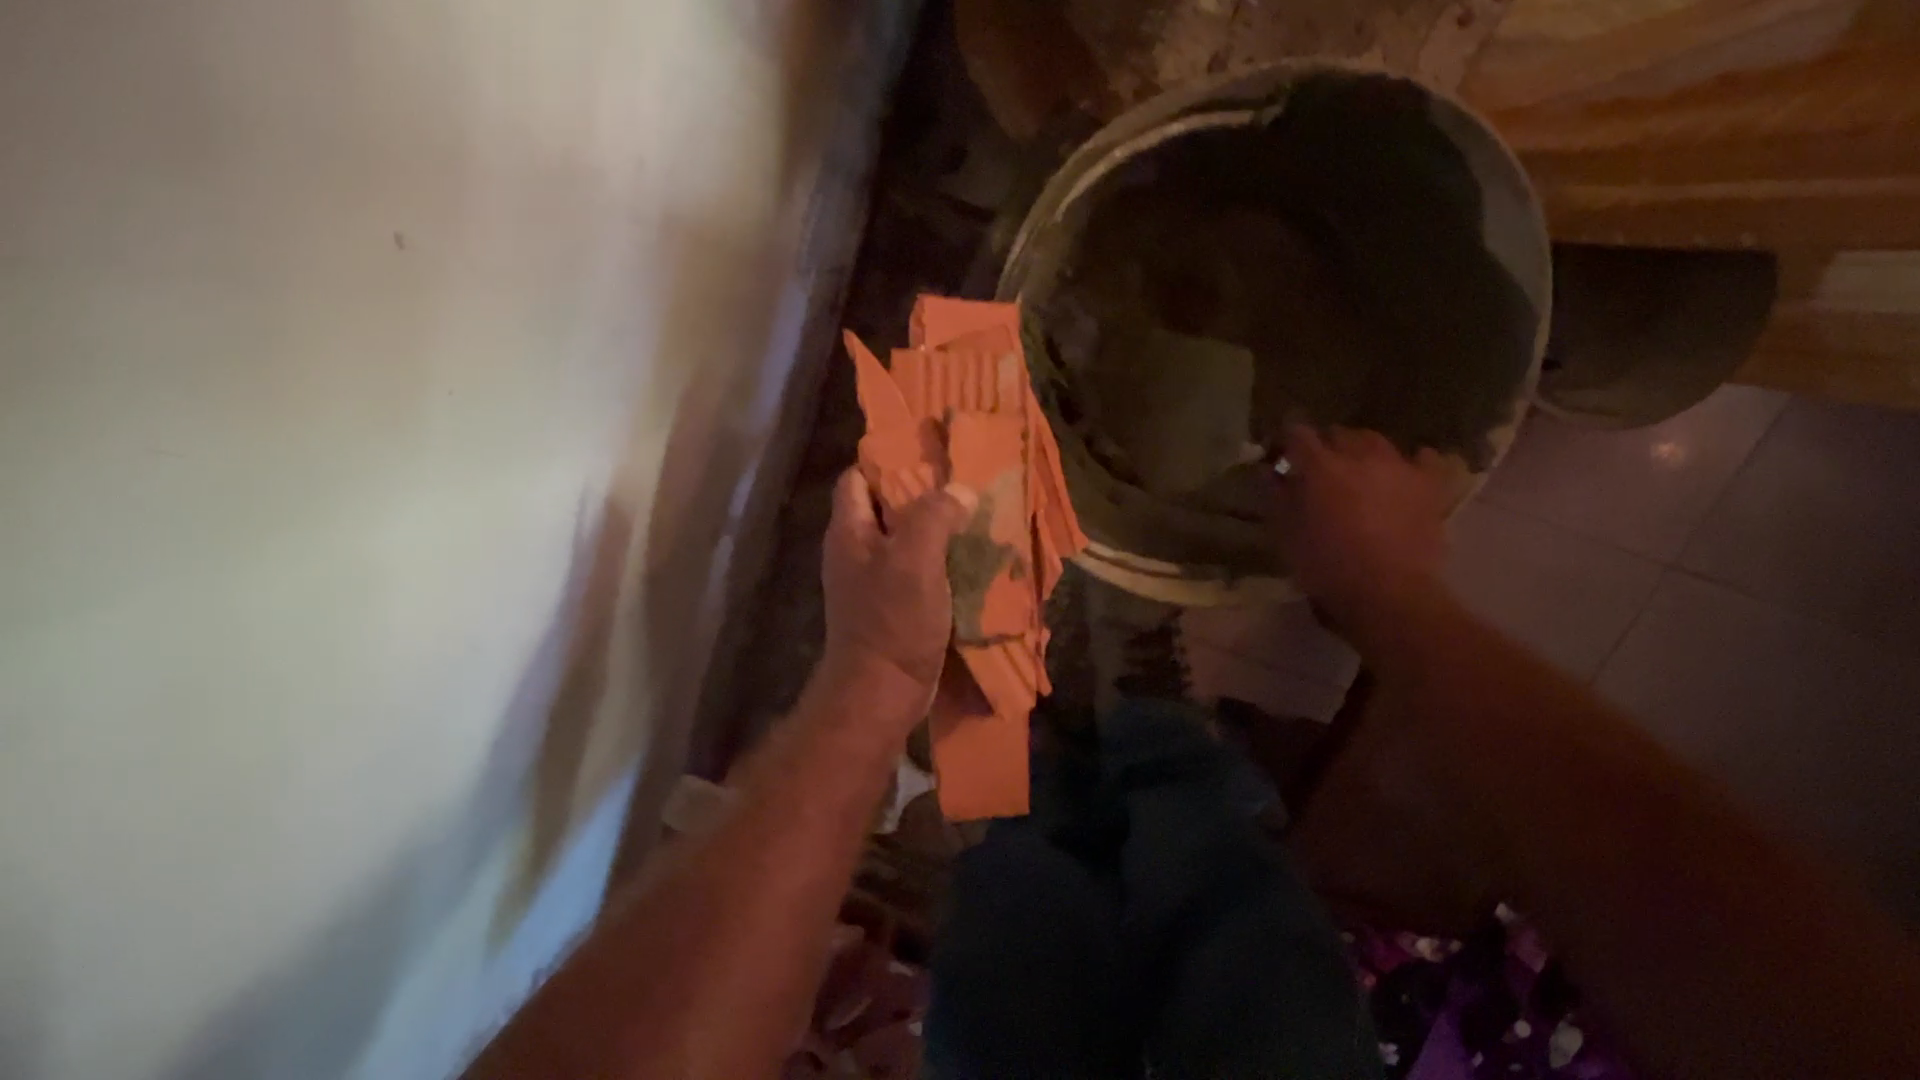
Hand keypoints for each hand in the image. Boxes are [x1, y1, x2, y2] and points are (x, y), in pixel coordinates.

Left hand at [821, 468, 976, 698]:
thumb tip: (959, 491)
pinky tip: (973, 559)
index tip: (927, 454)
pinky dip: (942, 563)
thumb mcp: (914, 559)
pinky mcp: (894, 608)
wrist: (882, 692)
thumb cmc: (892, 621)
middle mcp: (856, 551)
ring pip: (906, 541)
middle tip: (963, 483)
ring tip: (976, 515)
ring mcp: (874, 582)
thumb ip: (934, 516)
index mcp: (849, 531)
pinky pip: (919, 572)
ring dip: (938, 530)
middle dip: (922, 494)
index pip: (856, 478)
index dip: (886, 461)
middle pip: (885, 507)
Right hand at [1277, 425, 1450, 636]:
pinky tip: (1402, 475)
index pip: (1297, 433)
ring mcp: (1399, 467)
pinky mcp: (1429, 485)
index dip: (1286, 440)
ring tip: (1357, 470)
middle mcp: (1360, 455)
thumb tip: (1269, 472)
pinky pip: (1422, 459)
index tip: (1280, 453)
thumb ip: (1277, 497)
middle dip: (1325, 445)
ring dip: (1361, 451)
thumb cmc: (1327, 567)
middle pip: (1339, 434)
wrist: (1388, 593)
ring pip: (1376, 442)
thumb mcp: (1287, 535)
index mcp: (1321, 466)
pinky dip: (1410, 462)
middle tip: (1317, 468)